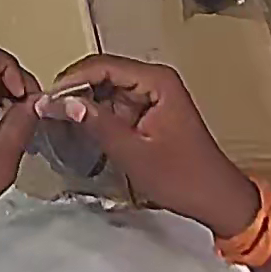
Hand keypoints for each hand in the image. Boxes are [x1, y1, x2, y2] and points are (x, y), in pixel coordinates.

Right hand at [38, 55, 257, 236]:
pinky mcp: (147, 107)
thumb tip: (60, 102)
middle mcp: (153, 78)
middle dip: (75, 88)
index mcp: (156, 80)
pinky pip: (113, 101)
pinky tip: (79, 123)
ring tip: (58, 115)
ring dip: (84, 100)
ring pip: (104, 86)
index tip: (48, 98)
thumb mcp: (135, 154)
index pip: (103, 66)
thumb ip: (97, 124)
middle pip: (102, 72)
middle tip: (49, 107)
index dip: (72, 79)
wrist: (221, 205)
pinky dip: (96, 111)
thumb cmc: (184, 180)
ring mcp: (151, 92)